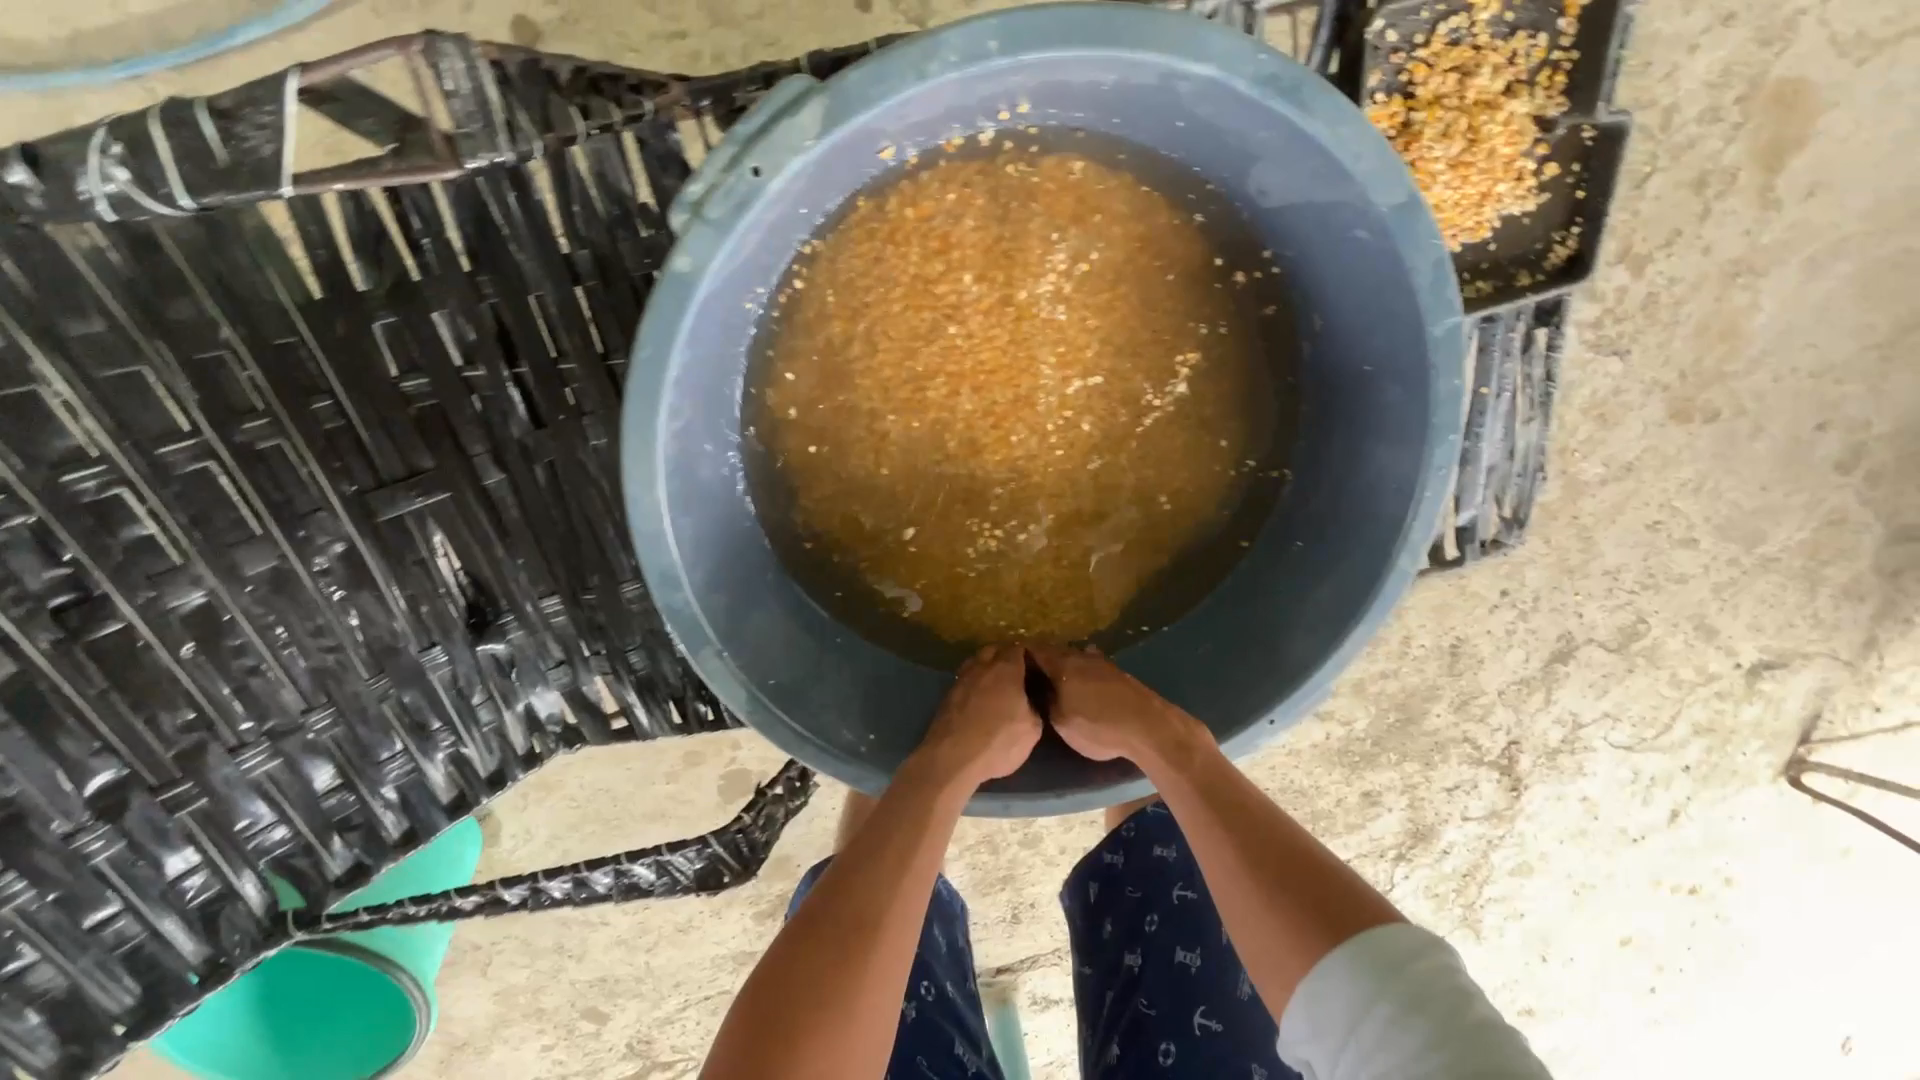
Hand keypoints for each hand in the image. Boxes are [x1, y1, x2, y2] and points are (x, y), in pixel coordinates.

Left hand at [917, 644, 1043, 786]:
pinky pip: (965, 679)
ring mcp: (961, 680)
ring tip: (998, 684)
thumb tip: (1030, 702)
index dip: (1028, 655)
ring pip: (976, 662)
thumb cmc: (998, 742)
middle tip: (1017, 672)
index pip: (1017, 648)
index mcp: (1005, 669)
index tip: (1036, 666)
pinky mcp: (947, 696)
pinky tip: (980, 698)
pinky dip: (975, 682)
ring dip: (987, 667)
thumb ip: (1035, 707)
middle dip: (1005, 655)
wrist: (952, 759)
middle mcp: (981, 667)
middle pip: (993, 650)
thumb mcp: (1032, 729)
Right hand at [1028, 644, 1204, 763]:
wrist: (1147, 727)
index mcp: (1062, 664)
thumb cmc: (1098, 725)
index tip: (1008, 664)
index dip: (1020, 655)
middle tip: (1029, 675)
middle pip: (1055, 652)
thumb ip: (1047, 702)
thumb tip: (1038, 691)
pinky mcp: (1118, 673)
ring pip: (1075, 658)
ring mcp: (1102, 662)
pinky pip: (1090, 667)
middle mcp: (1081, 656)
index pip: (1035, 650)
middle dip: (1042, 660)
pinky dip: (1081, 673)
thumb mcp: (1061, 721)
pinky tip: (1081, 685)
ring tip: (1054, 681)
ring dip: (1064, 666)